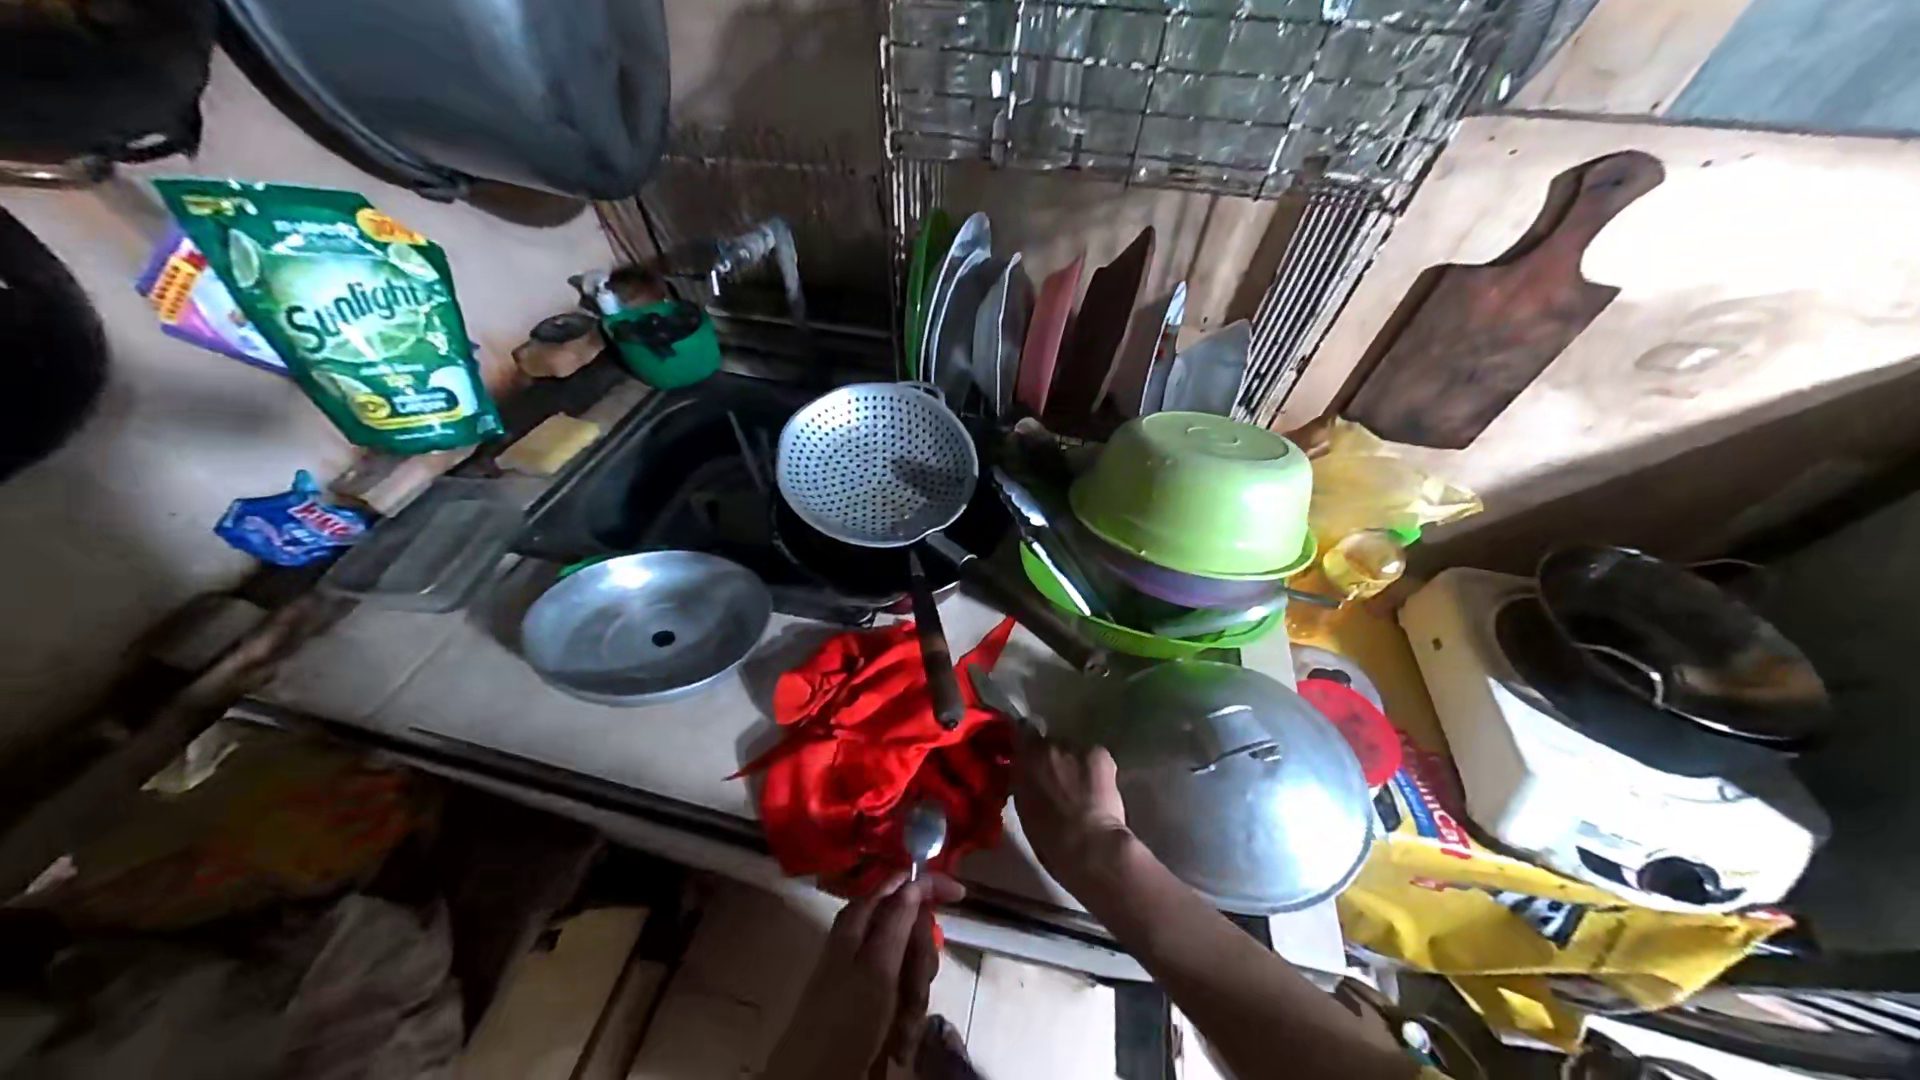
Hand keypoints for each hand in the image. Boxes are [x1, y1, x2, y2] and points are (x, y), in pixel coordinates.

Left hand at [763, 872, 964, 1079]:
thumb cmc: (846, 1019)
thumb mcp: (877, 966)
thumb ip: (898, 920)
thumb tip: (916, 879)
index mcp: (860, 918)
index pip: (902, 884)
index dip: (932, 886)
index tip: (960, 896)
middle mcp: (865, 938)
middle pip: (914, 930)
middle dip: (921, 963)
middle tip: (913, 990)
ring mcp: (871, 970)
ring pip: (914, 967)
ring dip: (915, 1000)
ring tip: (900, 1031)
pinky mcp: (875, 1001)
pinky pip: (906, 997)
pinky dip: (907, 1021)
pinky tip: (897, 1045)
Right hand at [1011, 727, 1130, 890]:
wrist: (1085, 842)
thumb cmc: (1047, 834)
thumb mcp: (1023, 805)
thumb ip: (1024, 780)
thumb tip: (1029, 775)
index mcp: (1025, 757)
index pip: (1023, 732)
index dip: (1028, 743)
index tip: (1031, 755)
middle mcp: (1048, 744)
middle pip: (1052, 744)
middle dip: (1054, 759)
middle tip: (1060, 782)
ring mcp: (1076, 747)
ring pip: (1075, 751)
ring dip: (1076, 764)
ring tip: (1083, 790)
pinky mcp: (1100, 753)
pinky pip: (1095, 756)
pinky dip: (1096, 770)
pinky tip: (1099, 790)